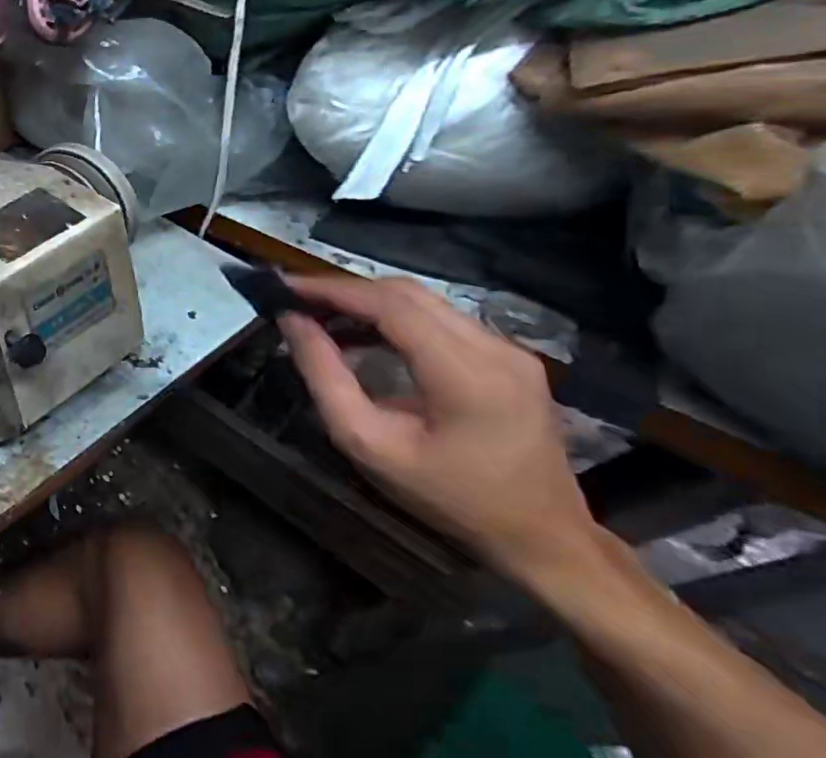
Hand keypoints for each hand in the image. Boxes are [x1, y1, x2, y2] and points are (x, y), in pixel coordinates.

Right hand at [275, 275, 598, 581]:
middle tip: (296, 301)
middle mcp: (495, 349)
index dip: (332, 289)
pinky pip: (440, 318)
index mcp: (466, 374)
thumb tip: (292, 321)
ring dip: (367, 302)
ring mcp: (509, 350)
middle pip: (406, 294)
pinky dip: (393, 317)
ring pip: (423, 301)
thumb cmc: (446, 497)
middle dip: (345, 290)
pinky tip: (363, 334)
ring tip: (320, 316)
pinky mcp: (510, 356)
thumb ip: (325, 376)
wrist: (540, 536)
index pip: (390, 305)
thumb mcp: (368, 443)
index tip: (285, 288)